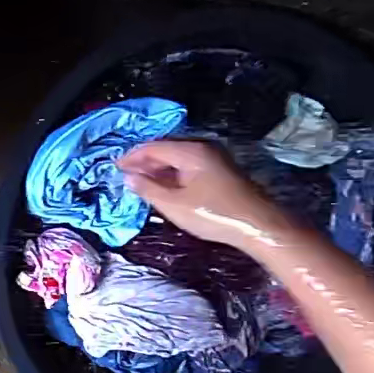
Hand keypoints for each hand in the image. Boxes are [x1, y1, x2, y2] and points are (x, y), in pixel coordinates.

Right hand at [118, 139, 295, 249]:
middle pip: (165, 149)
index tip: (115, 167)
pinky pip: (187, 165)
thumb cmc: (213, 214)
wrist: (258, 225)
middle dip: (143, 160)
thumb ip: (148, 189)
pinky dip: (171, 172)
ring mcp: (213, 158)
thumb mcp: (173, 205)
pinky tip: (162, 185)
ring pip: (177, 157)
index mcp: (191, 152)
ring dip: (157, 167)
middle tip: (125, 174)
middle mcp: (203, 148)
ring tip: (140, 181)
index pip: (153, 148)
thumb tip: (129, 177)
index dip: (132, 157)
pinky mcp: (219, 170)